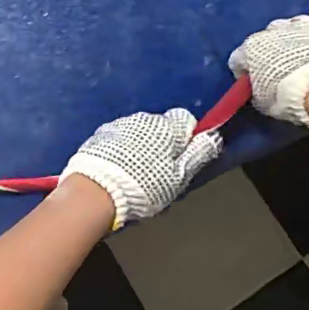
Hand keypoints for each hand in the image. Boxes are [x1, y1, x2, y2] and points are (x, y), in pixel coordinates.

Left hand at [61, 108, 221, 230]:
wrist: (95, 190)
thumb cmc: (143, 185)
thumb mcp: (179, 176)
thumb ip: (199, 154)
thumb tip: (214, 136)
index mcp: (164, 125)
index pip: (184, 119)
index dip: (186, 139)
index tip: (181, 158)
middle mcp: (139, 118)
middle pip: (159, 127)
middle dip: (161, 144)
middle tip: (158, 171)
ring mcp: (115, 125)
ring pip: (136, 133)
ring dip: (139, 147)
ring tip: (134, 173)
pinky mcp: (96, 136)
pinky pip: (116, 140)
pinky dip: (119, 151)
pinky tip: (116, 169)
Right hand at [227, 15, 308, 128]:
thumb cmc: (285, 95)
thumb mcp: (262, 100)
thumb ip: (256, 90)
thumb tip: (259, 89)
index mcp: (247, 51)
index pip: (238, 60)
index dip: (244, 72)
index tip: (250, 83)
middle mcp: (266, 34)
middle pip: (260, 41)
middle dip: (264, 52)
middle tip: (273, 68)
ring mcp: (292, 29)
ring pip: (282, 28)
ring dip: (284, 39)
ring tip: (293, 54)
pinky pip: (306, 26)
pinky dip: (305, 35)